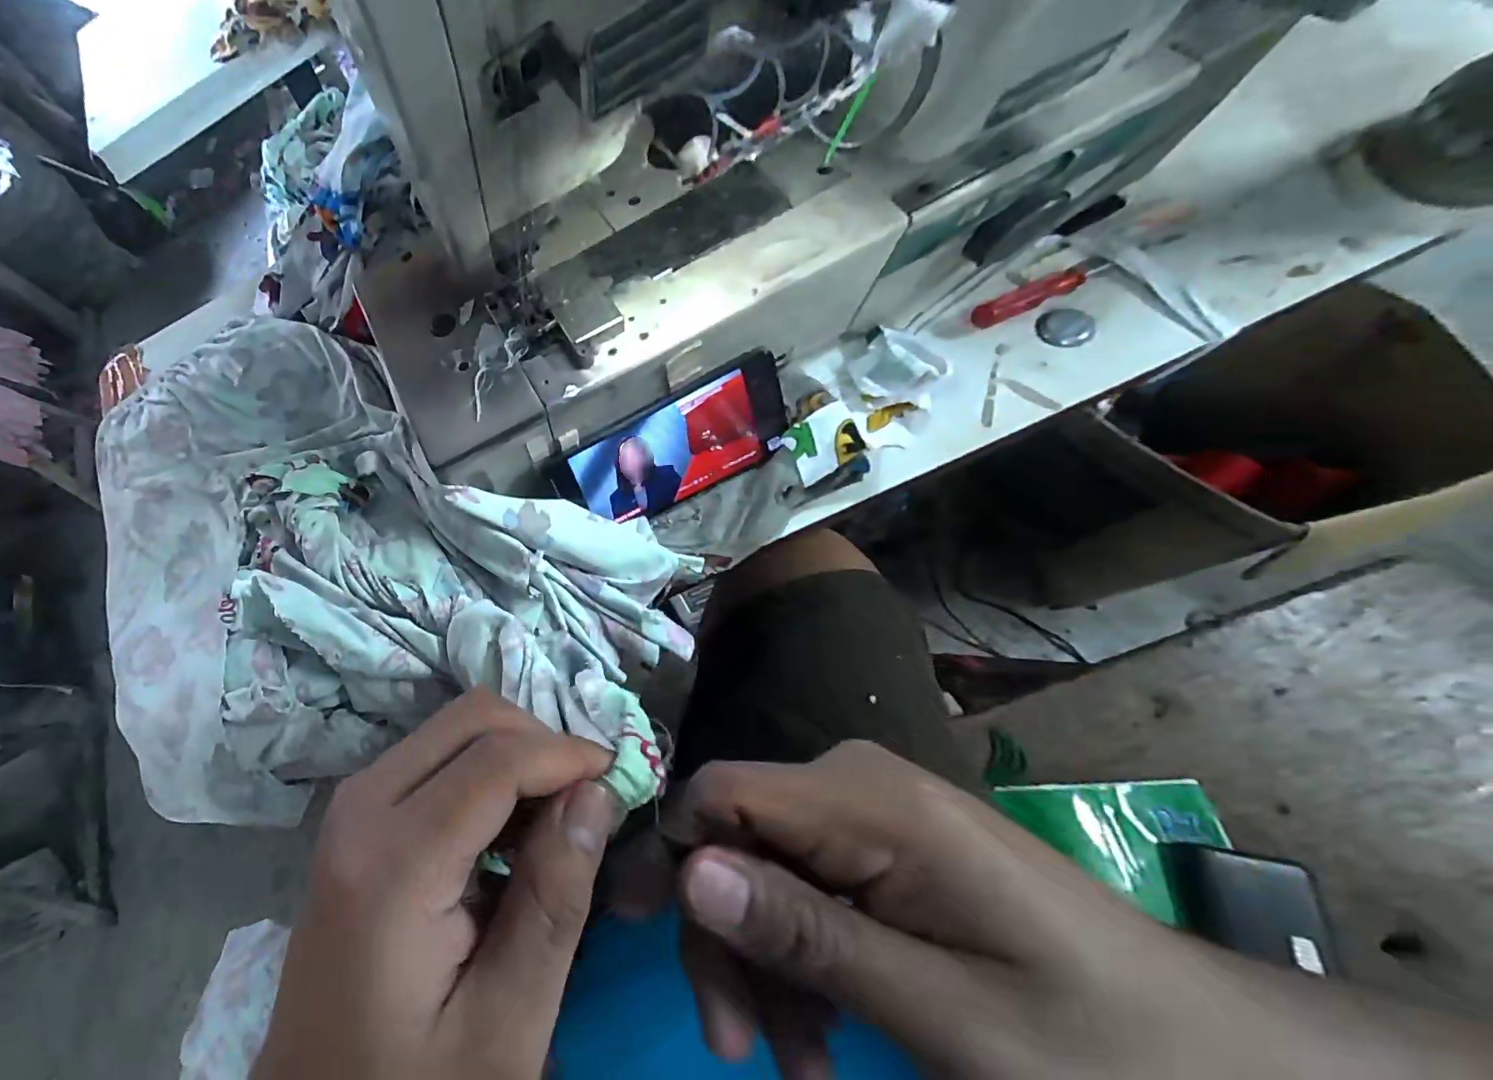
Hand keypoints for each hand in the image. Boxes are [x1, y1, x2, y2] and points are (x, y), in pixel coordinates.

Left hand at [253, 689, 622, 1079]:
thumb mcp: (505, 1022)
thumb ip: (552, 900)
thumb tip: (596, 792)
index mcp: (392, 861)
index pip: (497, 758)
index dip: (568, 756)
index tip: (623, 782)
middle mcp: (361, 806)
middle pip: (472, 718)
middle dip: (543, 742)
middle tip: (589, 801)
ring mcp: (353, 804)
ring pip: (455, 727)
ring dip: (517, 754)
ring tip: (556, 821)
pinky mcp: (358, 814)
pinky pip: (436, 754)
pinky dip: (487, 769)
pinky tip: (511, 830)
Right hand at [662, 741, 1492, 1079]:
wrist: (1218, 1056)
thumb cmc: (1096, 1048)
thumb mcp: (945, 1016)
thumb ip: (809, 935)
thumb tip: (688, 871)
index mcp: (872, 802)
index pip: (722, 791)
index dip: (671, 850)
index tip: (639, 932)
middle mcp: (856, 784)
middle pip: (735, 835)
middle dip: (725, 936)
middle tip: (734, 1042)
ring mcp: (870, 813)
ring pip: (762, 868)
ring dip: (763, 964)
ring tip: (797, 1062)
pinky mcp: (882, 846)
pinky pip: (803, 885)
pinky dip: (798, 960)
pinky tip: (822, 1033)